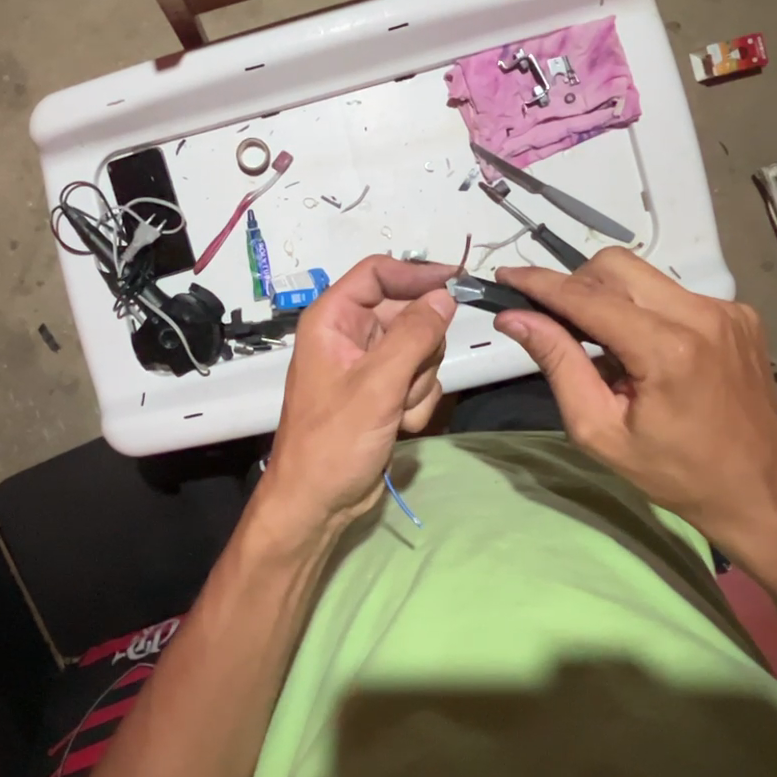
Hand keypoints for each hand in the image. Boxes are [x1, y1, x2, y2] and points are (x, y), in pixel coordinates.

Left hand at [265, 256, 456, 530]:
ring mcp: (368, 365)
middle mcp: (349, 334)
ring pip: (420, 349)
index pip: (378, 273)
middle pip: (408, 313)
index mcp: (332, 319)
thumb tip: (445, 296)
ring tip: (395, 411)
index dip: (417, 273)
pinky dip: (416, 403)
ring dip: (418, 383)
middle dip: (419, 351)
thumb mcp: (377, 384)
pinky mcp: (383, 392)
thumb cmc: (334, 441)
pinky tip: (398, 427)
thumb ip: (414, 335)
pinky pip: (418, 379)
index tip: (458, 281)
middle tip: (406, 381)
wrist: (317, 502)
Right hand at [493, 249, 776, 545]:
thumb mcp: (599, 429)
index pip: (587, 297)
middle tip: (558, 322)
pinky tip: (644, 350)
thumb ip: (558, 364)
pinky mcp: (738, 314)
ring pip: (643, 274)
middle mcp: (701, 315)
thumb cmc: (673, 472)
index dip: (540, 284)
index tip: (504, 277)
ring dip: (608, 297)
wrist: (760, 490)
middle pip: (616, 266)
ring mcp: (726, 310)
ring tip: (604, 345)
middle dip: (576, 284)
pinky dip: (642, 309)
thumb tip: (514, 318)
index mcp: (667, 349)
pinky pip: (670, 292)